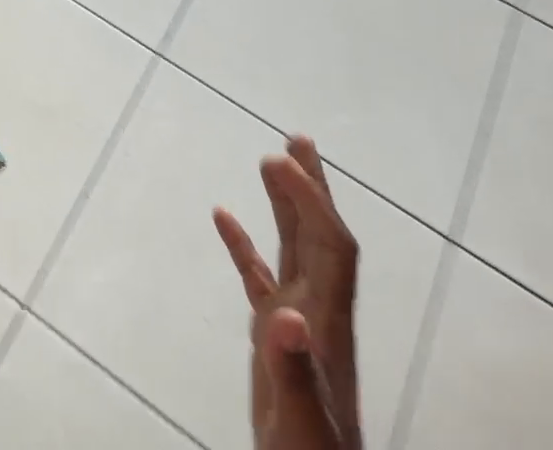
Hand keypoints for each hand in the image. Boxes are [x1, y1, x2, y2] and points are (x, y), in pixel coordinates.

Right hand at [213, 137, 362, 449]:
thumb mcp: (300, 413)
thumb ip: (292, 363)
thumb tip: (285, 312)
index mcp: (325, 319)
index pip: (329, 245)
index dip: (310, 200)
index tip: (282, 158)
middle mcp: (315, 308)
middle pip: (319, 235)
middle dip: (309, 188)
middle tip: (296, 139)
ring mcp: (294, 318)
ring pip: (292, 248)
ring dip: (283, 205)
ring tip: (267, 163)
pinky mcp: (272, 331)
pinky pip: (259, 273)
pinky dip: (243, 243)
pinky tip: (223, 218)